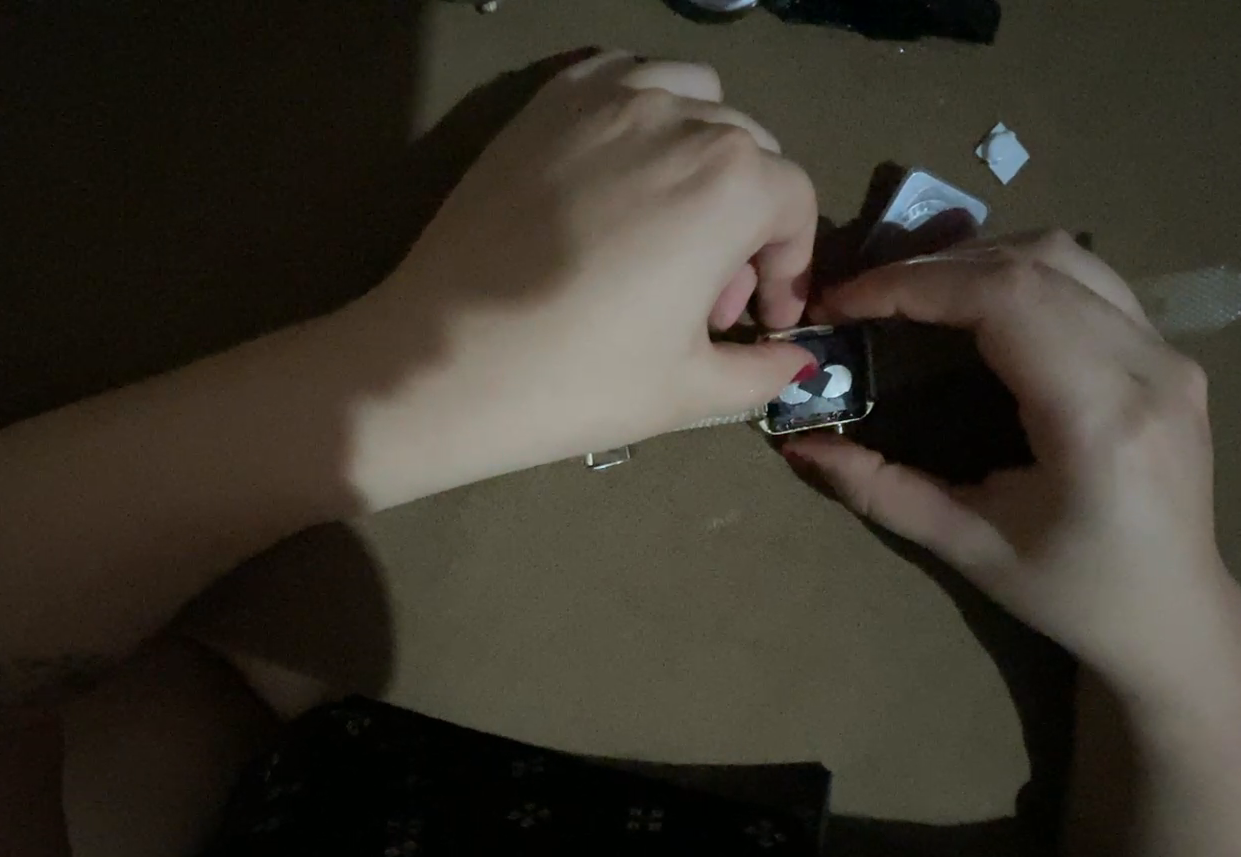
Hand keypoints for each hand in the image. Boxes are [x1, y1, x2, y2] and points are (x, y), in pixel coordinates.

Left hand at [348, 51, 817, 498]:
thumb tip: (796, 364)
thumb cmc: (578, 384)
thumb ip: (760, 373)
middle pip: (748, 153)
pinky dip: (642, 116)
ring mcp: (603, 100)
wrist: (443, 364)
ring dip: (702, 161)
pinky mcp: (542, 106)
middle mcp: (677, 116)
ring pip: (690, 103)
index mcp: (730, 182)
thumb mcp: (688, 392)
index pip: (794, 203)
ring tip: (667, 231)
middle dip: (746, 227)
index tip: (763, 318)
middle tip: (705, 301)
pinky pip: (620, 81)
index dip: (789, 266)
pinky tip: (620, 179)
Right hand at [784, 231, 1240, 696]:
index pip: (1006, 299)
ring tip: (903, 295)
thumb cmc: (1067, 591)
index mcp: (1101, 417)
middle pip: (1034, 262)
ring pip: (1064, 255)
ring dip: (972, 261)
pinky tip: (966, 304)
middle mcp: (1149, 366)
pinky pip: (1084, 278)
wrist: (1171, 613)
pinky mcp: (1165, 353)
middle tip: (858, 298)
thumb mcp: (961, 546)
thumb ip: (877, 489)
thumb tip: (798, 445)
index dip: (914, 285)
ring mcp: (1168, 352)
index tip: (843, 302)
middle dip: (930, 268)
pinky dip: (1011, 274)